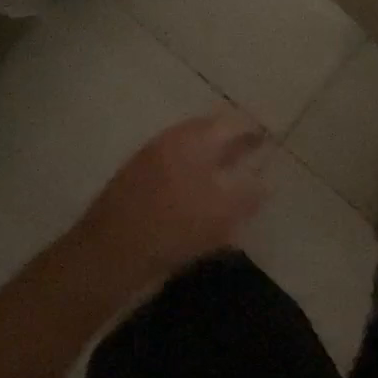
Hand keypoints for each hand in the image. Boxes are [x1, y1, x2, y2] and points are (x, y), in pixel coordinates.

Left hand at [73, 110, 270, 285]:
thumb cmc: (173, 225)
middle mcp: (170, 142)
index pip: (230, 123)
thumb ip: (248, 194)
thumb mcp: (221, 212)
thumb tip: (267, 182)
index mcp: (193, 139)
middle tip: (255, 149)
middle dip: (232, 141)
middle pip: (208, 134)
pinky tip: (201, 198)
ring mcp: (149, 161)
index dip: (252, 128)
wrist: (109, 254)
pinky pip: (174, 170)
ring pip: (190, 153)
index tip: (269, 134)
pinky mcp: (135, 185)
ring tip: (232, 175)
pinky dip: (193, 176)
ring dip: (212, 159)